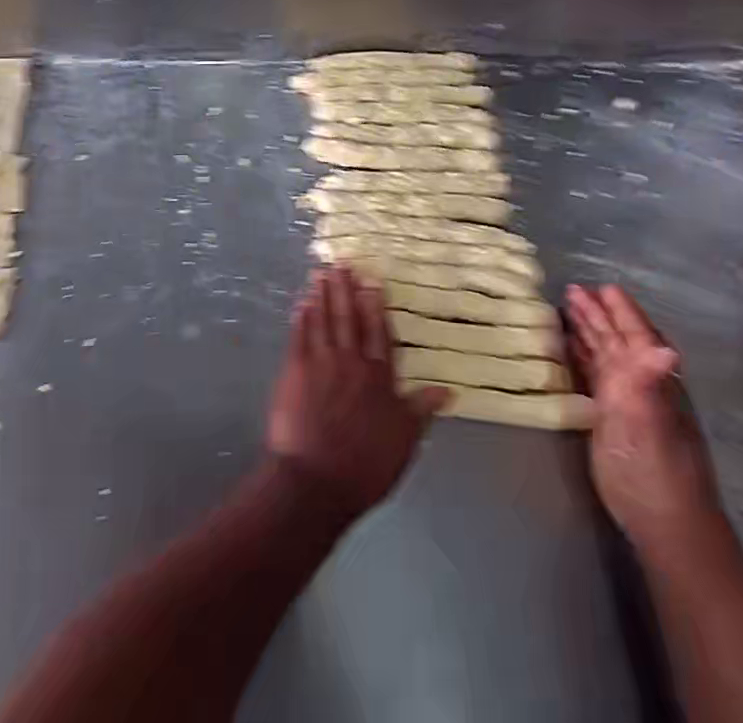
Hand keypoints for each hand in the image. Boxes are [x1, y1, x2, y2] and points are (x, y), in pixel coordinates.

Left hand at [267, 266, 448, 516]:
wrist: (317, 479)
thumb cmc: (365, 465)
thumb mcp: (405, 440)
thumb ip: (421, 410)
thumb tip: (448, 390)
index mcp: (380, 378)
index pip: (381, 332)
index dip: (376, 305)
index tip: (372, 281)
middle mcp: (352, 362)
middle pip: (349, 318)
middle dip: (345, 289)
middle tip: (342, 263)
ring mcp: (321, 363)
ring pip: (323, 320)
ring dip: (322, 295)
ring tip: (321, 272)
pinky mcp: (294, 370)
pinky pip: (299, 335)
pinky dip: (301, 317)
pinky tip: (301, 302)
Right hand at [566, 285, 721, 551]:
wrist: (665, 525)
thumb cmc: (651, 474)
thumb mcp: (646, 428)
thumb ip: (647, 386)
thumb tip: (664, 348)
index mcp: (648, 383)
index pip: (634, 338)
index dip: (620, 313)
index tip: (602, 287)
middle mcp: (640, 388)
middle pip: (619, 343)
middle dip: (600, 316)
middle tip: (574, 291)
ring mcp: (626, 406)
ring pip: (607, 359)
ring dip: (590, 334)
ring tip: (569, 312)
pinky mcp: (610, 423)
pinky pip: (594, 378)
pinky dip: (582, 360)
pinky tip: (570, 354)